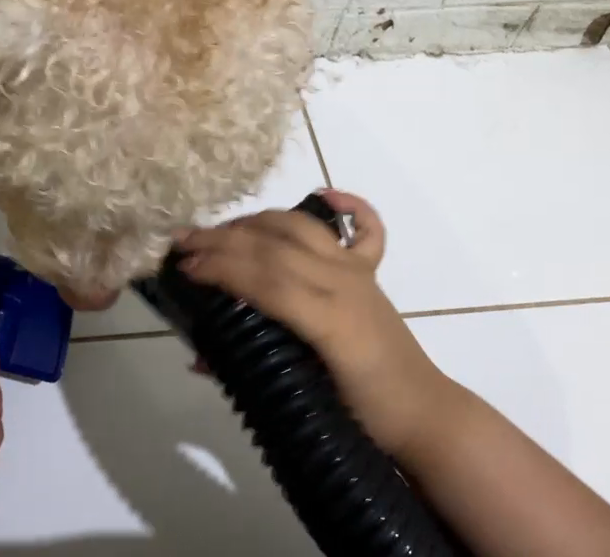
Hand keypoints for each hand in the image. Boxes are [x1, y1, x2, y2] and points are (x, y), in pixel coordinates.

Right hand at [174, 190, 448, 458]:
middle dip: (223, 241)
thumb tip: (198, 359)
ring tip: (221, 231)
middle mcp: (342, 283)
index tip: (183, 268)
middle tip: (183, 244)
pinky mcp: (371, 272)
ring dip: (256, 222)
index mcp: (328, 319)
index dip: (221, 268)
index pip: (265, 279)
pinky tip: (327, 194)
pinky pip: (366, 229)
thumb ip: (253, 374)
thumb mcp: (303, 401)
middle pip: (274, 246)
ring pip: (301, 227)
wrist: (426, 416)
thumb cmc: (363, 416)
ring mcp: (358, 272)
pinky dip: (350, 205)